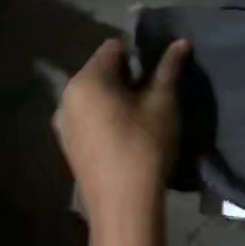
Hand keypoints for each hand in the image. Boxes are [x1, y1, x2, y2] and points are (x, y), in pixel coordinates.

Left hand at [55, 38, 189, 221]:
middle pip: (102, 70)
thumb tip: (181, 41)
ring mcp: (63, 123)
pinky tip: (128, 133)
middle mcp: (66, 97)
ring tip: (144, 113)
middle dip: (129, 75)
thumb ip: (169, 67)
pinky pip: (89, 115)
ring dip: (119, 95)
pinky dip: (108, 114)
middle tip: (155, 93)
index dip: (140, 53)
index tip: (158, 72)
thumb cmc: (144, 144)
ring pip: (96, 94)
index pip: (114, 47)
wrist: (124, 204)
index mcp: (86, 81)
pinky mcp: (68, 144)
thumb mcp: (163, 101)